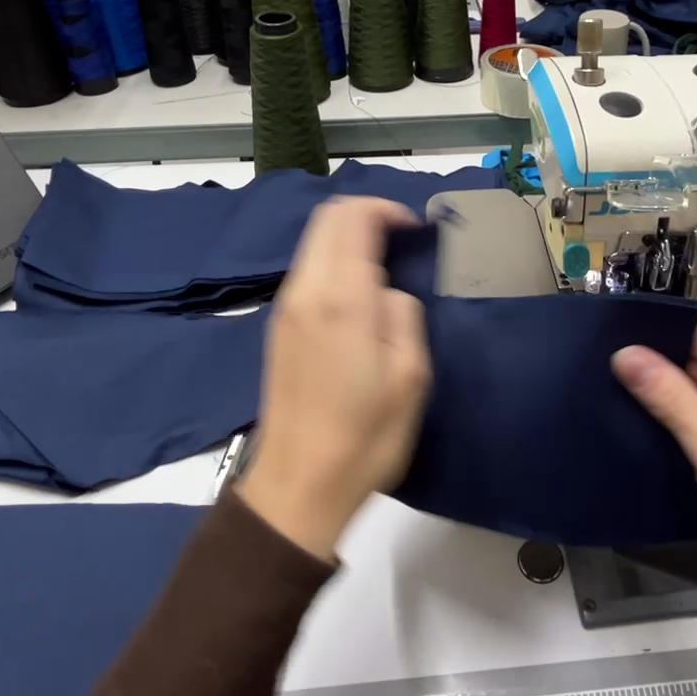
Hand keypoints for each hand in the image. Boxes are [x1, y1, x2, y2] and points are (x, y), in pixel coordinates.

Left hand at [238, 197, 431, 560]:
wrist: (299, 485)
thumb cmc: (365, 436)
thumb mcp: (410, 376)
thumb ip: (403, 313)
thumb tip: (387, 291)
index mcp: (341, 299)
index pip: (354, 218)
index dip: (388, 210)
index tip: (417, 229)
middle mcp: (305, 291)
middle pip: (328, 218)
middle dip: (367, 214)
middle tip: (402, 238)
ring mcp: (286, 308)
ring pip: (315, 241)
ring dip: (349, 237)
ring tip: (385, 264)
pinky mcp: (279, 326)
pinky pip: (307, 269)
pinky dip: (334, 259)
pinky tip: (359, 291)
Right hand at [612, 319, 696, 659]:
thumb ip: (670, 397)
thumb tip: (623, 353)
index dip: (655, 335)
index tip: (604, 338)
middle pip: (694, 359)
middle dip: (651, 367)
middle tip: (593, 369)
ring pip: (691, 390)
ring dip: (656, 397)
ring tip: (600, 391)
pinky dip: (669, 423)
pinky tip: (629, 422)